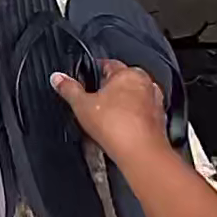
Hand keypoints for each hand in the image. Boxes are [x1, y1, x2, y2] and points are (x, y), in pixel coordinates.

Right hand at [50, 59, 169, 163]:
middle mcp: (146, 84)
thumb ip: (68, 88)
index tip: (82, 79)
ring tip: (102, 116)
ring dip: (119, 103)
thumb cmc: (116, 125)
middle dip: (106, 88)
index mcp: (128, 74)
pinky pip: (140, 114)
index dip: (91, 71)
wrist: (139, 152)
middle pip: (120, 81)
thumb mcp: (80, 104)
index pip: (107, 64)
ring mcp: (155, 102)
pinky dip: (129, 118)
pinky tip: (115, 127)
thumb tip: (58, 78)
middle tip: (90, 100)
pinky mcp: (159, 120)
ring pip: (132, 97)